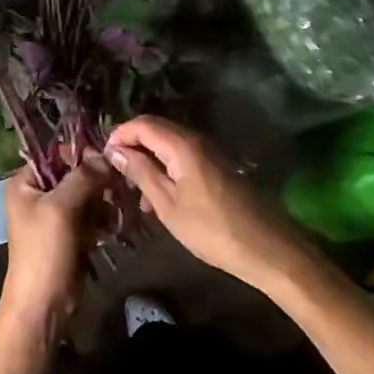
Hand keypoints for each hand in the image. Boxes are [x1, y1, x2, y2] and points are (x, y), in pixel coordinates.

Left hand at [0, 157, 111, 334]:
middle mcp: (38, 193)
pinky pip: (90, 215)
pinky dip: (101, 219)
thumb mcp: (61, 208)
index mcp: (26, 182)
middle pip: (74, 174)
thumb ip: (83, 177)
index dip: (80, 154)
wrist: (43, 304)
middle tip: (116, 188)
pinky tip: (110, 228)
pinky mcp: (70, 233)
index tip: (107, 160)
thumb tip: (104, 156)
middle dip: (96, 181)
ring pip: (86, 195)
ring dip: (102, 202)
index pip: (55, 154)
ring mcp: (55, 214)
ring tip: (113, 212)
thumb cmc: (44, 251)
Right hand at [106, 116, 310, 291]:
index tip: (104, 158)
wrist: (268, 249)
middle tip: (116, 171)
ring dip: (149, 158)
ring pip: (170, 143)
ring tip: (135, 190)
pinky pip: (184, 156)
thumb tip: (115, 151)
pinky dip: (167, 168)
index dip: (119, 135)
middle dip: (132, 145)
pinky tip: (160, 196)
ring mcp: (211, 152)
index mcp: (183, 145)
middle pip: (156, 129)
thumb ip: (140, 172)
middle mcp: (197, 140)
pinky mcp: (219, 166)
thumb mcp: (167, 205)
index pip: (142, 124)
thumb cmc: (212, 230)